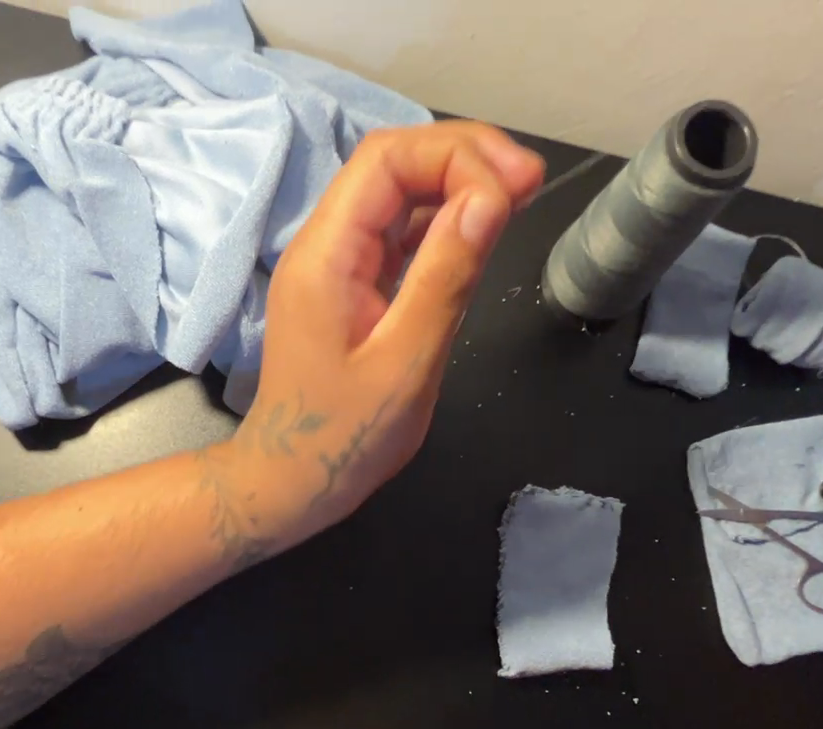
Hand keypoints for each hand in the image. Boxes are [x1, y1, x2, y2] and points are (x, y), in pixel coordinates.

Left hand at [209, 121, 545, 550]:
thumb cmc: (344, 435)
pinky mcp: (351, 289)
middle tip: (530, 184)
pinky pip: (396, 237)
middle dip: (464, 160)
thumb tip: (490, 201)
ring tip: (518, 197)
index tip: (517, 187)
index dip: (457, 156)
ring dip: (457, 187)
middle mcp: (325, 247)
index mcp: (327, 256)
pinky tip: (480, 231)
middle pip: (392, 167)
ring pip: (397, 198)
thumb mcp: (406, 361)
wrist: (292, 479)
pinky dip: (441, 225)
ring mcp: (336, 267)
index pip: (388, 161)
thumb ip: (445, 278)